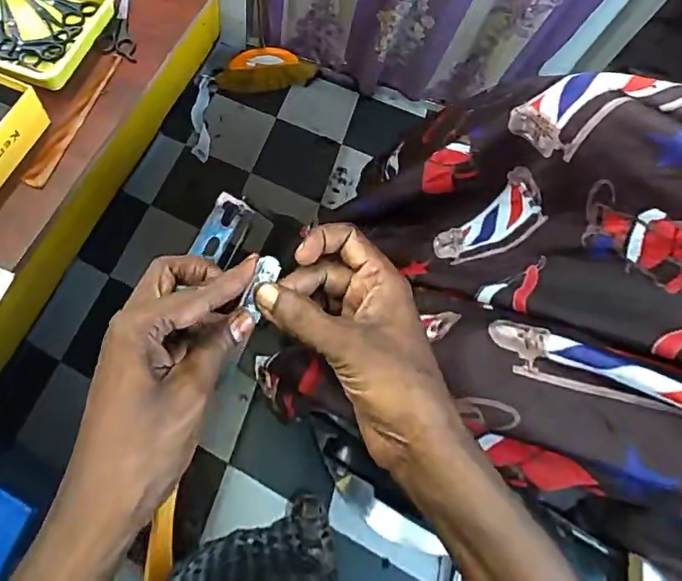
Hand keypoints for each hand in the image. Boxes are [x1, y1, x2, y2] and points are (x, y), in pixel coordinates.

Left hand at [16, 254, 258, 579]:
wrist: (101, 502)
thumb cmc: (143, 450)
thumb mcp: (190, 395)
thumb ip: (216, 348)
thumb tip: (243, 317)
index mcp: (135, 325)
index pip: (191, 293)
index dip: (228, 281)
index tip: (256, 264)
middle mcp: (127, 324)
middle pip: (167, 278)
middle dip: (202, 276)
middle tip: (237, 289)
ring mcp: (128, 343)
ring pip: (166, 303)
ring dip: (199, 304)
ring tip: (237, 314)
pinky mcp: (134, 363)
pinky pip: (165, 330)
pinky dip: (191, 327)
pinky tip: (217, 339)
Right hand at [256, 224, 460, 475]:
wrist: (417, 443)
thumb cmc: (396, 383)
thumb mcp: (348, 344)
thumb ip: (303, 317)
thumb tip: (264, 291)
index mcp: (380, 281)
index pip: (348, 240)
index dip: (321, 240)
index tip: (297, 257)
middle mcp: (368, 295)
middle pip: (326, 269)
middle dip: (299, 280)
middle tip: (272, 297)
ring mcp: (357, 321)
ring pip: (319, 296)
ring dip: (294, 301)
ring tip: (268, 310)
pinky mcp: (345, 347)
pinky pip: (316, 322)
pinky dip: (297, 321)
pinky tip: (277, 324)